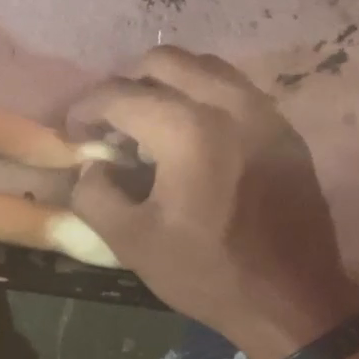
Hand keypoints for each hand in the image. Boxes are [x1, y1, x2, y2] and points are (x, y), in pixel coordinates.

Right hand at [67, 47, 358, 358]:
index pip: (122, 95)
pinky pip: (234, 91)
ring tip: (144, 129)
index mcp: (188, 132)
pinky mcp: (283, 130)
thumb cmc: (203, 271)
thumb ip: (95, 195)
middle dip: (125, 85)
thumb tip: (91, 168)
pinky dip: (198, 99)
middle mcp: (230, 106)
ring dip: (164, 87)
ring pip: (205, 69)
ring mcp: (264, 114)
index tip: (71, 134)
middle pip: (166, 62)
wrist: (288, 295)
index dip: (86, 109)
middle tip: (106, 125)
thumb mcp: (129, 241)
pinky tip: (183, 142)